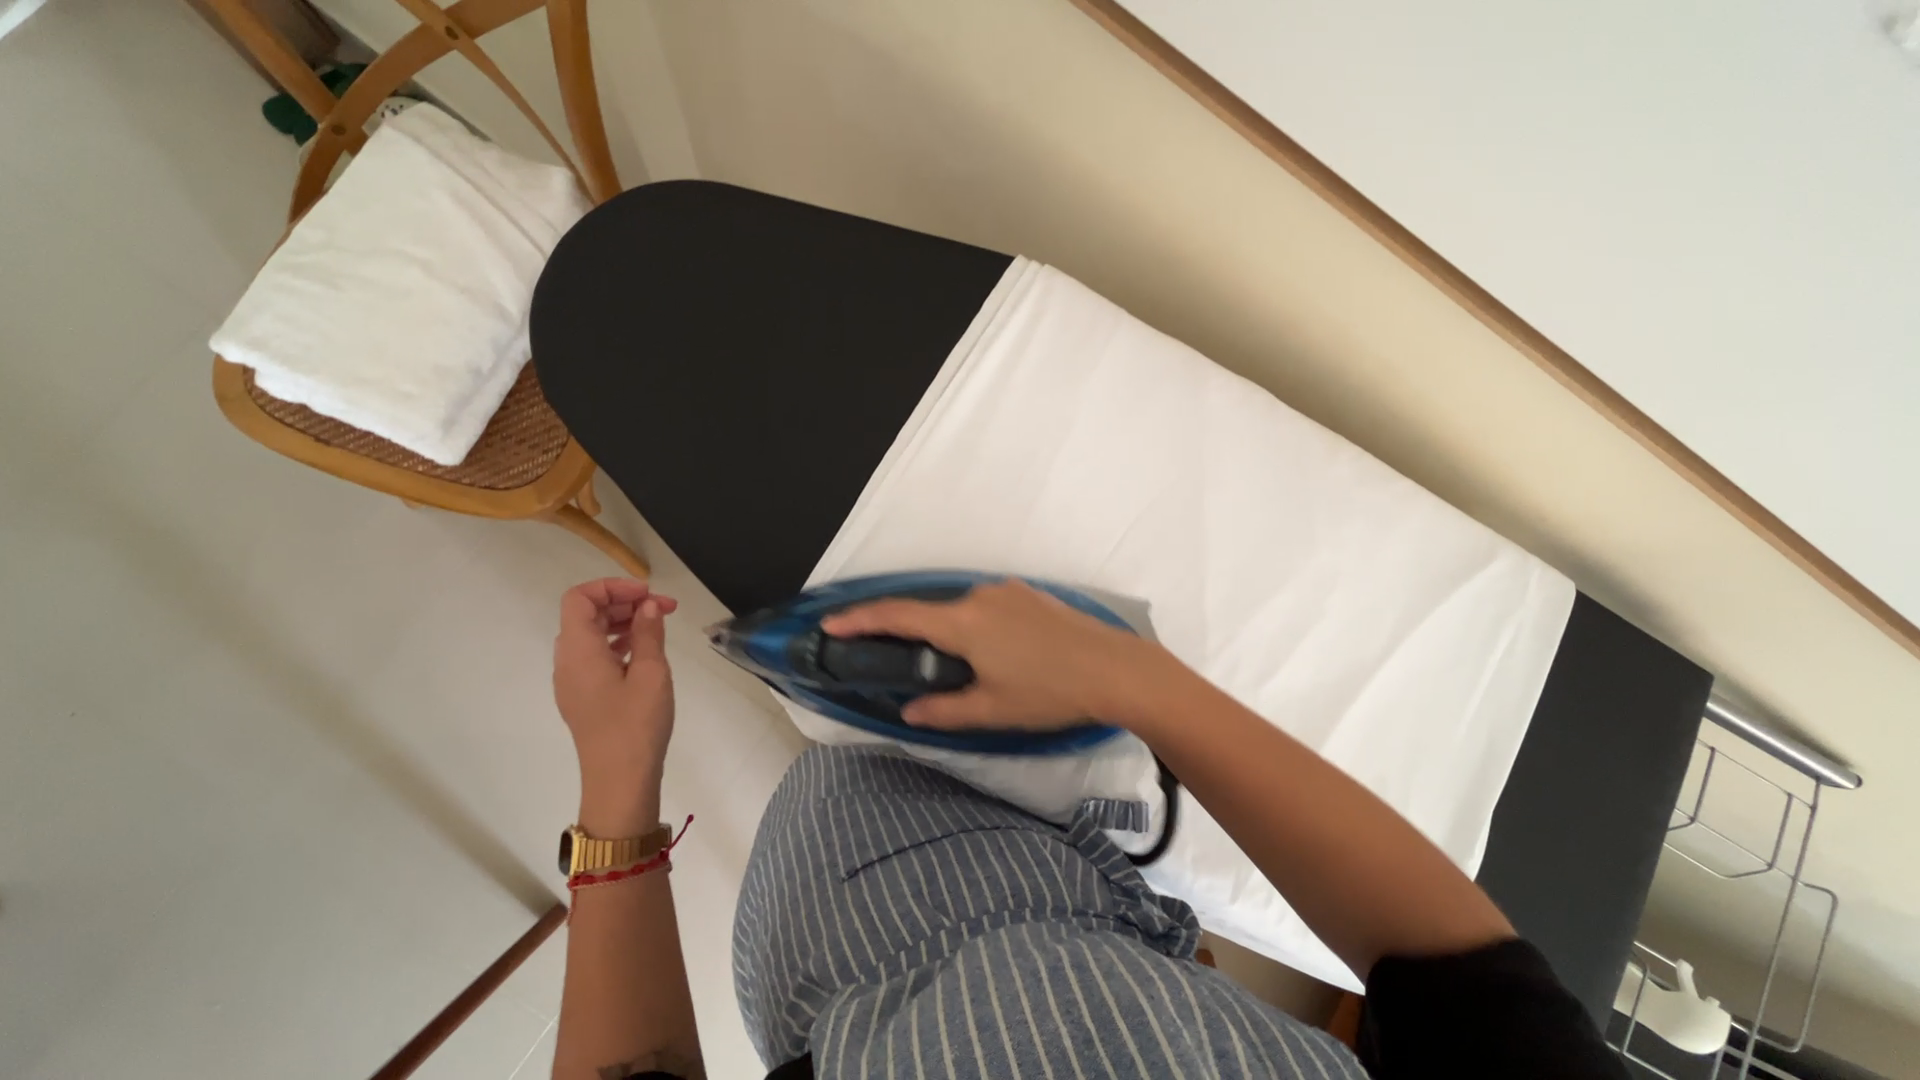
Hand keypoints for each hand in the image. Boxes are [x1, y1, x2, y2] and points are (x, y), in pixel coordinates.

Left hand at [553, 578, 678, 834]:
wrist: (619, 782)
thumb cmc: (636, 724)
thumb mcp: (651, 673)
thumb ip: (648, 633)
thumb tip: (648, 605)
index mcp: (578, 650)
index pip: (580, 598)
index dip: (612, 587)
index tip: (648, 594)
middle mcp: (567, 662)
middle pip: (584, 615)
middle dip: (623, 602)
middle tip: (664, 608)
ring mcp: (572, 683)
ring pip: (590, 637)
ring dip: (621, 623)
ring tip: (658, 627)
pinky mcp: (583, 699)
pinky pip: (594, 658)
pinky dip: (617, 644)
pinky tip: (644, 654)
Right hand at [820, 579, 1164, 731]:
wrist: (1117, 670)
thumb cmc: (1049, 693)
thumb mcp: (992, 711)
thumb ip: (944, 710)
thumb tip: (909, 711)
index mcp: (963, 623)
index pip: (898, 616)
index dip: (860, 620)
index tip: (831, 624)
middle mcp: (980, 596)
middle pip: (930, 610)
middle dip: (907, 631)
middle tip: (892, 656)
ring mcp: (1009, 591)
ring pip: (961, 610)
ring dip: (946, 631)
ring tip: (951, 664)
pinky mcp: (1032, 595)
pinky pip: (987, 607)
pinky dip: (974, 625)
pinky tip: (991, 653)